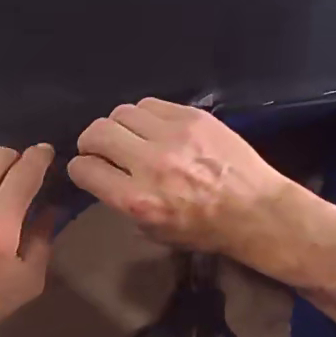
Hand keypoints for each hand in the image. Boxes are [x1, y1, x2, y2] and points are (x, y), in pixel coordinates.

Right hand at [67, 98, 303, 266]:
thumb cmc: (203, 230)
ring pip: (121, 112)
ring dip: (118, 126)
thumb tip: (104, 178)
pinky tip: (153, 128)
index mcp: (137, 200)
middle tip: (100, 148)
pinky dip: (144, 116)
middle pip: (97, 133)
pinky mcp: (192, 117)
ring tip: (129, 136)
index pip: (84, 169)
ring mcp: (172, 136)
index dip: (80, 168)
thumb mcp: (153, 232)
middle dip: (90, 141)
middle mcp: (149, 164)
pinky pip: (150, 104)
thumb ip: (122, 204)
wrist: (255, 211)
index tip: (87, 168)